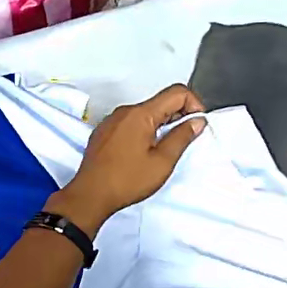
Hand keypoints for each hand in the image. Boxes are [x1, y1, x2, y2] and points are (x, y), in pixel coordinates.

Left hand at [48, 85, 206, 234]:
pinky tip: (142, 153)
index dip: (194, 105)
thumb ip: (182, 137)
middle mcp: (124, 111)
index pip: (176, 93)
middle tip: (182, 142)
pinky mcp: (104, 131)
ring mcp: (111, 121)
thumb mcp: (163, 161)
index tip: (197, 125)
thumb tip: (197, 122)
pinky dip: (142, 131)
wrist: (90, 195)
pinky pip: (129, 123)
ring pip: (144, 113)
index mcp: (140, 114)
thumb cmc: (125, 181)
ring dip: (159, 126)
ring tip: (161, 152)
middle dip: (177, 117)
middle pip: (160, 102)